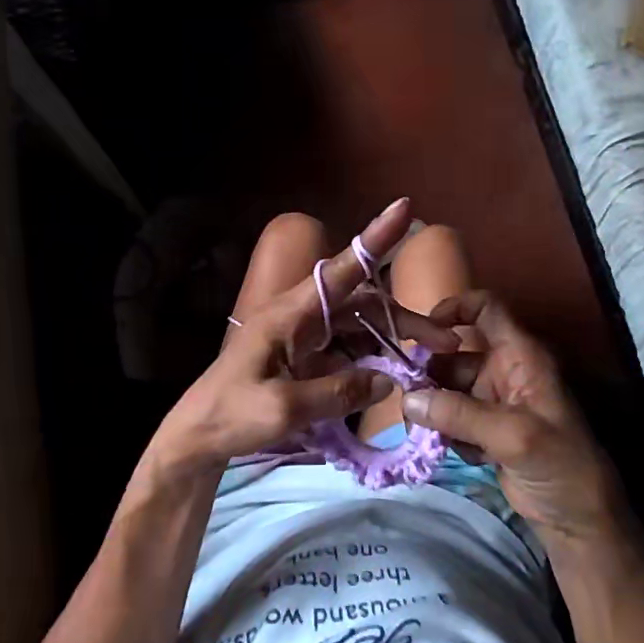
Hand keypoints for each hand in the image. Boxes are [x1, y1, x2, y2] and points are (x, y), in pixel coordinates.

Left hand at [146, 199, 461, 475]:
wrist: (198, 435)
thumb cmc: (230, 415)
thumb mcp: (284, 409)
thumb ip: (337, 393)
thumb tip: (388, 379)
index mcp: (288, 314)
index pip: (339, 269)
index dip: (373, 239)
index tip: (404, 207)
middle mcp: (297, 315)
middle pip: (360, 302)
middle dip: (402, 316)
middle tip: (445, 342)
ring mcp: (299, 335)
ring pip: (356, 324)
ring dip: (391, 337)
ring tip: (429, 359)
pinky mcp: (301, 355)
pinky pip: (345, 346)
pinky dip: (370, 356)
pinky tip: (391, 374)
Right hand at [404, 292, 627, 540]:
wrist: (580, 520)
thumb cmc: (561, 465)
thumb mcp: (512, 435)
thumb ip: (459, 414)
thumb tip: (408, 399)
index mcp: (521, 356)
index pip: (487, 309)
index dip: (455, 308)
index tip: (422, 329)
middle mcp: (504, 370)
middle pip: (454, 352)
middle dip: (428, 369)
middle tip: (403, 393)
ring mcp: (492, 400)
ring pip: (446, 386)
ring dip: (430, 404)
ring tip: (417, 426)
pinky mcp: (483, 428)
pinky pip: (449, 415)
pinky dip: (442, 428)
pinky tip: (450, 449)